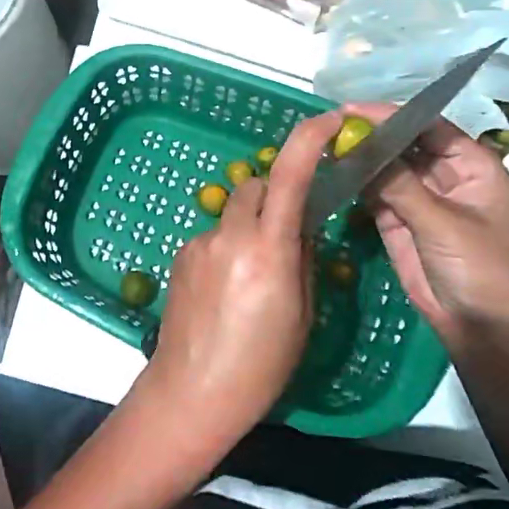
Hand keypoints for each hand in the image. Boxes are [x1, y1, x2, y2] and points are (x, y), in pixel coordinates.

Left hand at [139, 111, 345, 439]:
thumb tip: (299, 226)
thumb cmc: (262, 363)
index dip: (309, 140)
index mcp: (268, 249)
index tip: (329, 121)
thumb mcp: (302, 313)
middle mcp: (229, 234)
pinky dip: (228, 246)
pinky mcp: (180, 254)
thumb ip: (301, 258)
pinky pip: (213, 236)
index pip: (289, 176)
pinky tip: (228, 288)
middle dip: (277, 193)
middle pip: (255, 187)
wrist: (194, 387)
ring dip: (251, 224)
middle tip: (292, 229)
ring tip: (257, 274)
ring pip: (233, 213)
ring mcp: (198, 242)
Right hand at [341, 102, 508, 352]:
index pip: (428, 126)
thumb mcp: (442, 222)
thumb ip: (399, 184)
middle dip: (369, 134)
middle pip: (403, 143)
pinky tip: (328, 171)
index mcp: (472, 167)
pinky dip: (352, 181)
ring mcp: (419, 197)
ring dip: (358, 157)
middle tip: (327, 127)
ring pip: (384, 166)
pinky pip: (372, 191)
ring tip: (321, 145)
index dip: (391, 115)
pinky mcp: (397, 219)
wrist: (481, 328)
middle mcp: (445, 175)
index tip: (349, 111)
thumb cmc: (480, 269)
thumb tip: (359, 148)